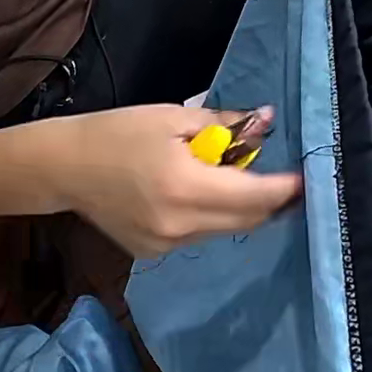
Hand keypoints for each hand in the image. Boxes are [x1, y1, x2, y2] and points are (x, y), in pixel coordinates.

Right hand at [42, 105, 300, 257]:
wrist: (65, 167)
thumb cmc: (117, 133)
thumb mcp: (172, 118)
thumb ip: (223, 124)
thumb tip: (264, 120)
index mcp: (186, 188)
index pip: (256, 197)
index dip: (286, 189)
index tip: (306, 179)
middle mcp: (181, 227)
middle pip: (248, 220)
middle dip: (270, 200)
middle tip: (279, 177)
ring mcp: (167, 246)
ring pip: (225, 230)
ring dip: (239, 207)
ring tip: (228, 178)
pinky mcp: (154, 254)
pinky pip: (199, 236)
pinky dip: (211, 217)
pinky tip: (196, 193)